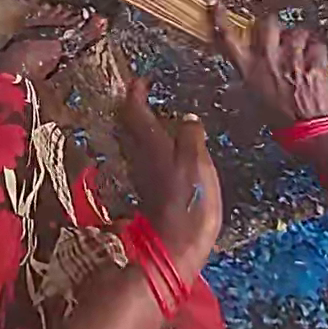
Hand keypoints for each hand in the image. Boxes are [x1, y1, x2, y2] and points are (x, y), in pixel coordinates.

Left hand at [117, 77, 221, 272]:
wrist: (175, 248)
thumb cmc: (188, 201)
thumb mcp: (196, 162)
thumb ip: (191, 137)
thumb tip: (187, 117)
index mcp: (152, 144)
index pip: (136, 112)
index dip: (136, 94)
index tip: (140, 80)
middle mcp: (141, 157)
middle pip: (131, 127)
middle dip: (135, 108)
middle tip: (146, 95)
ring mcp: (143, 176)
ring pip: (137, 142)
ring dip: (143, 126)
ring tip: (158, 116)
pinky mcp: (150, 191)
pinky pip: (146, 157)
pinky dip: (152, 145)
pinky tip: (166, 148)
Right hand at [210, 3, 327, 130]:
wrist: (311, 133)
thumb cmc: (283, 123)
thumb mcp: (256, 101)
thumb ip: (253, 78)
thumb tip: (253, 70)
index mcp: (250, 70)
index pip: (228, 39)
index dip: (220, 19)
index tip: (216, 6)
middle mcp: (269, 60)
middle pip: (267, 24)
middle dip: (273, 25)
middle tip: (279, 35)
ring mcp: (293, 58)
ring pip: (296, 32)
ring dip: (300, 39)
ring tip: (302, 53)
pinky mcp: (315, 61)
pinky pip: (317, 44)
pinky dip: (318, 50)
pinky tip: (317, 60)